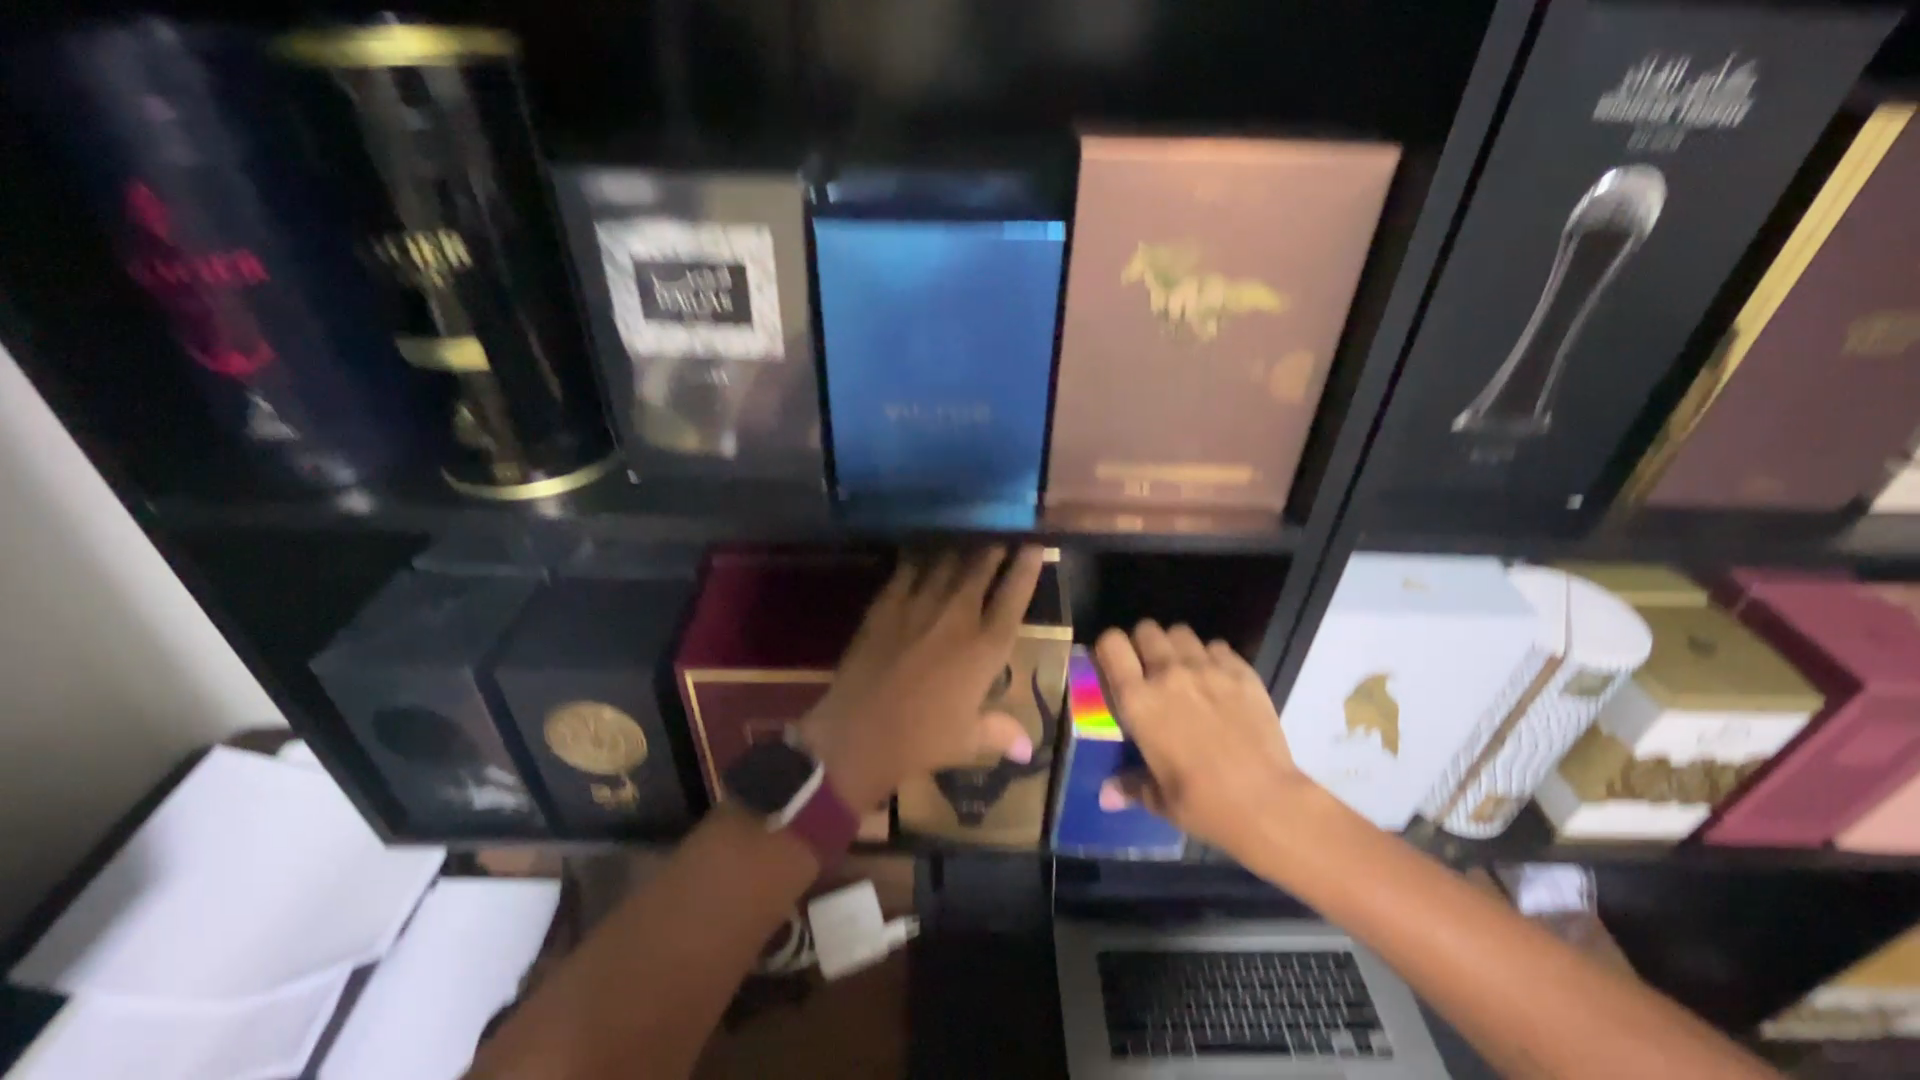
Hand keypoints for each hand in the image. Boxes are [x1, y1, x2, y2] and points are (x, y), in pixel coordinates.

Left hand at [796, 546, 1046, 809]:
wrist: (858, 734)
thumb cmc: (922, 740)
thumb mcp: (969, 741)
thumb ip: (1002, 732)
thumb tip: (1028, 749)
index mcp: (986, 647)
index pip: (1015, 595)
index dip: (1028, 566)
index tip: (1036, 543)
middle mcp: (957, 616)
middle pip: (982, 567)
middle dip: (996, 545)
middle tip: (1004, 529)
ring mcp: (919, 604)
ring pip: (947, 561)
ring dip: (961, 545)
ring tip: (970, 531)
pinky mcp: (886, 604)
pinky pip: (908, 568)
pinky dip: (920, 554)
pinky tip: (923, 544)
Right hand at [1094, 621, 1324, 858]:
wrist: (1264, 801)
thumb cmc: (1201, 803)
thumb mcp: (1158, 798)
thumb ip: (1130, 786)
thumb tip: (1106, 797)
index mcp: (1138, 701)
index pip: (1111, 644)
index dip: (1109, 649)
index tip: (1114, 665)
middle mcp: (1168, 674)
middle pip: (1147, 629)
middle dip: (1143, 644)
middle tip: (1150, 670)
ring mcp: (1208, 669)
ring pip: (1182, 632)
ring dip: (1177, 647)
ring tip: (1185, 671)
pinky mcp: (1242, 672)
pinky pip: (1218, 647)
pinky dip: (1212, 658)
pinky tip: (1218, 682)